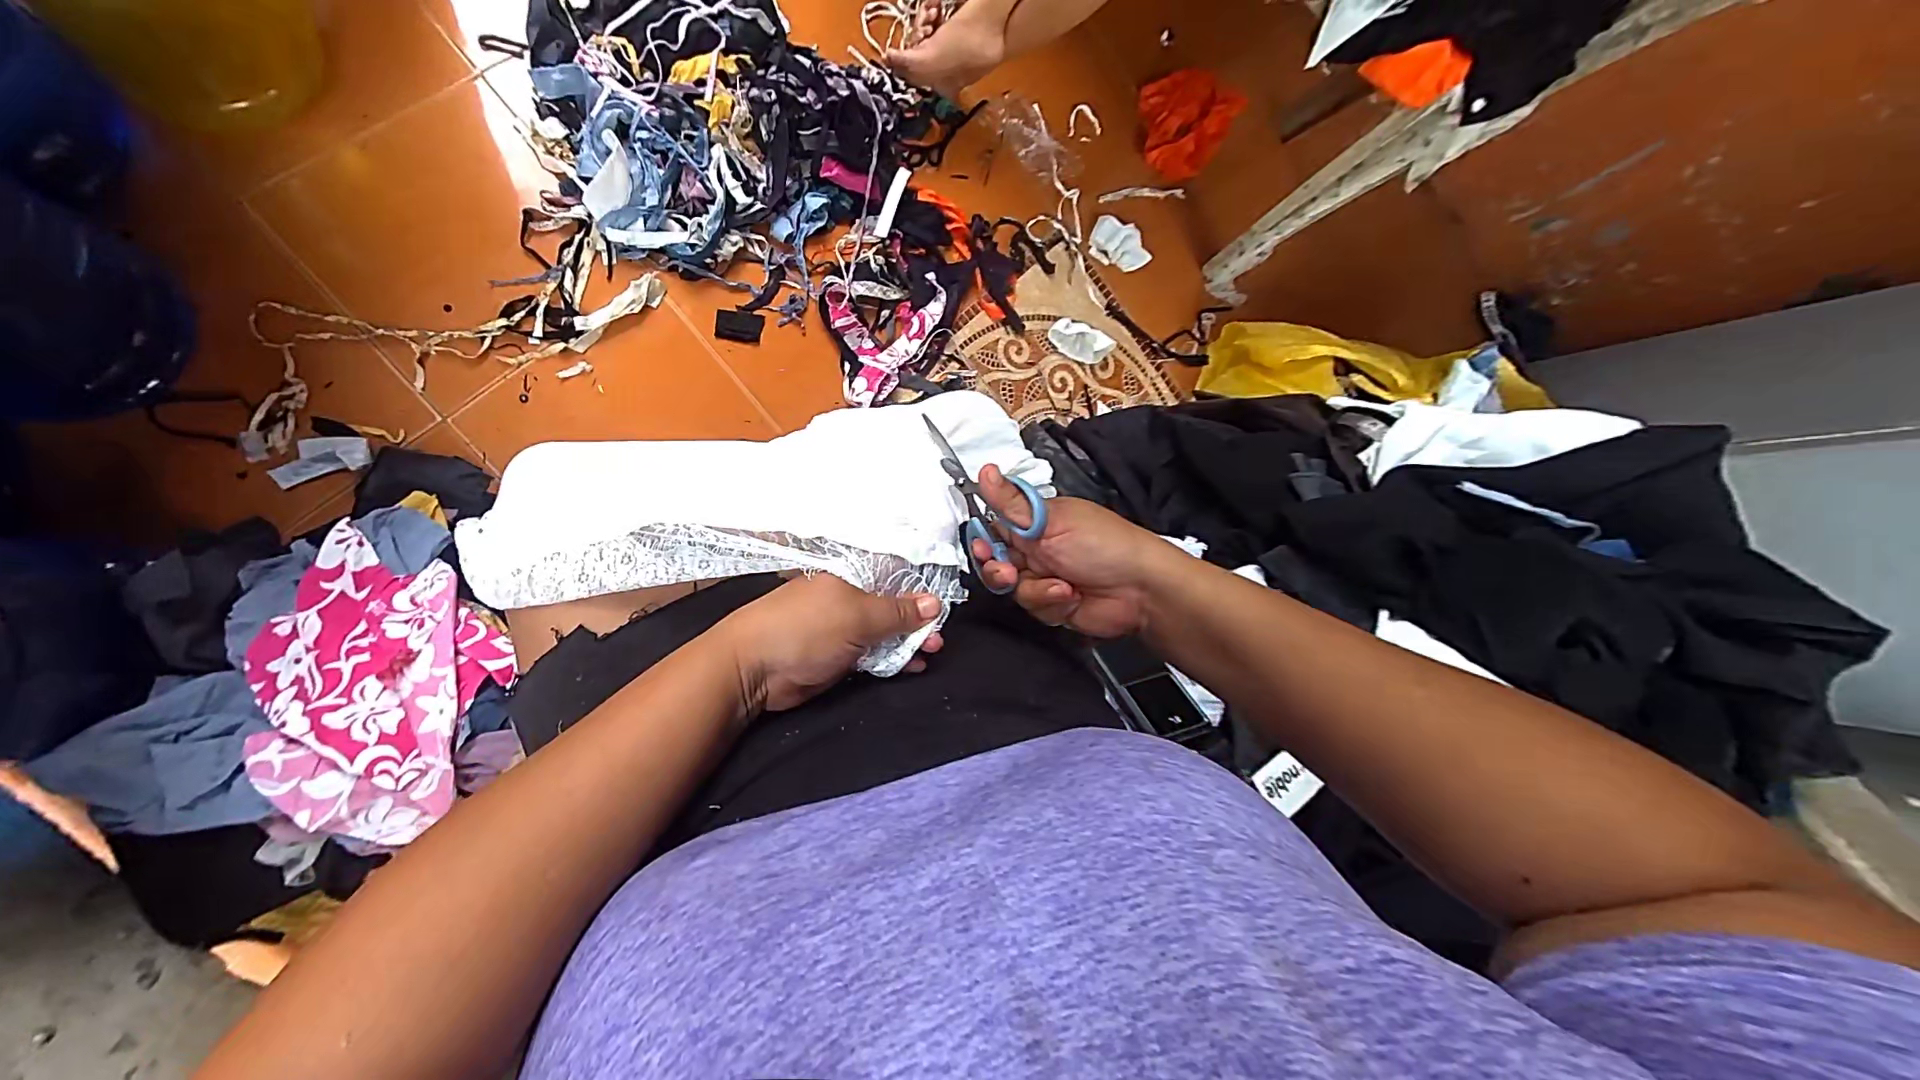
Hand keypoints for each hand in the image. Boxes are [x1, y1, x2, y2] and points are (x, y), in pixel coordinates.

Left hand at [718, 575, 943, 712]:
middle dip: (918, 621)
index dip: (920, 591)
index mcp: (848, 578)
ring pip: (885, 634)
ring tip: (932, 652)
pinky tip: (913, 665)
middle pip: (892, 608)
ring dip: (909, 643)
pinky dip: (894, 660)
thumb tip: (934, 602)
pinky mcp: (838, 658)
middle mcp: (847, 601)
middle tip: (938, 637)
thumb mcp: (857, 616)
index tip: (944, 605)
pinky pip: (874, 656)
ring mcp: (842, 630)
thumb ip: (898, 612)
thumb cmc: (803, 630)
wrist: (752, 670)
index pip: (893, 577)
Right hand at [971, 464, 1169, 637]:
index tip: (983, 548)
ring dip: (1036, 589)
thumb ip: (1012, 503)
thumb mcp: (1052, 521)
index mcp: (1037, 522)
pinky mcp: (1054, 604)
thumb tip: (986, 471)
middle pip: (996, 563)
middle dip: (1000, 571)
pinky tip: (1071, 596)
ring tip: (1061, 585)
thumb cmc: (1106, 546)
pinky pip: (1033, 608)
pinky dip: (1050, 604)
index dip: (983, 541)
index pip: (995, 529)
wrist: (1140, 590)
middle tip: (1011, 572)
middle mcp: (1039, 549)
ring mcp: (1047, 577)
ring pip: (1014, 589)